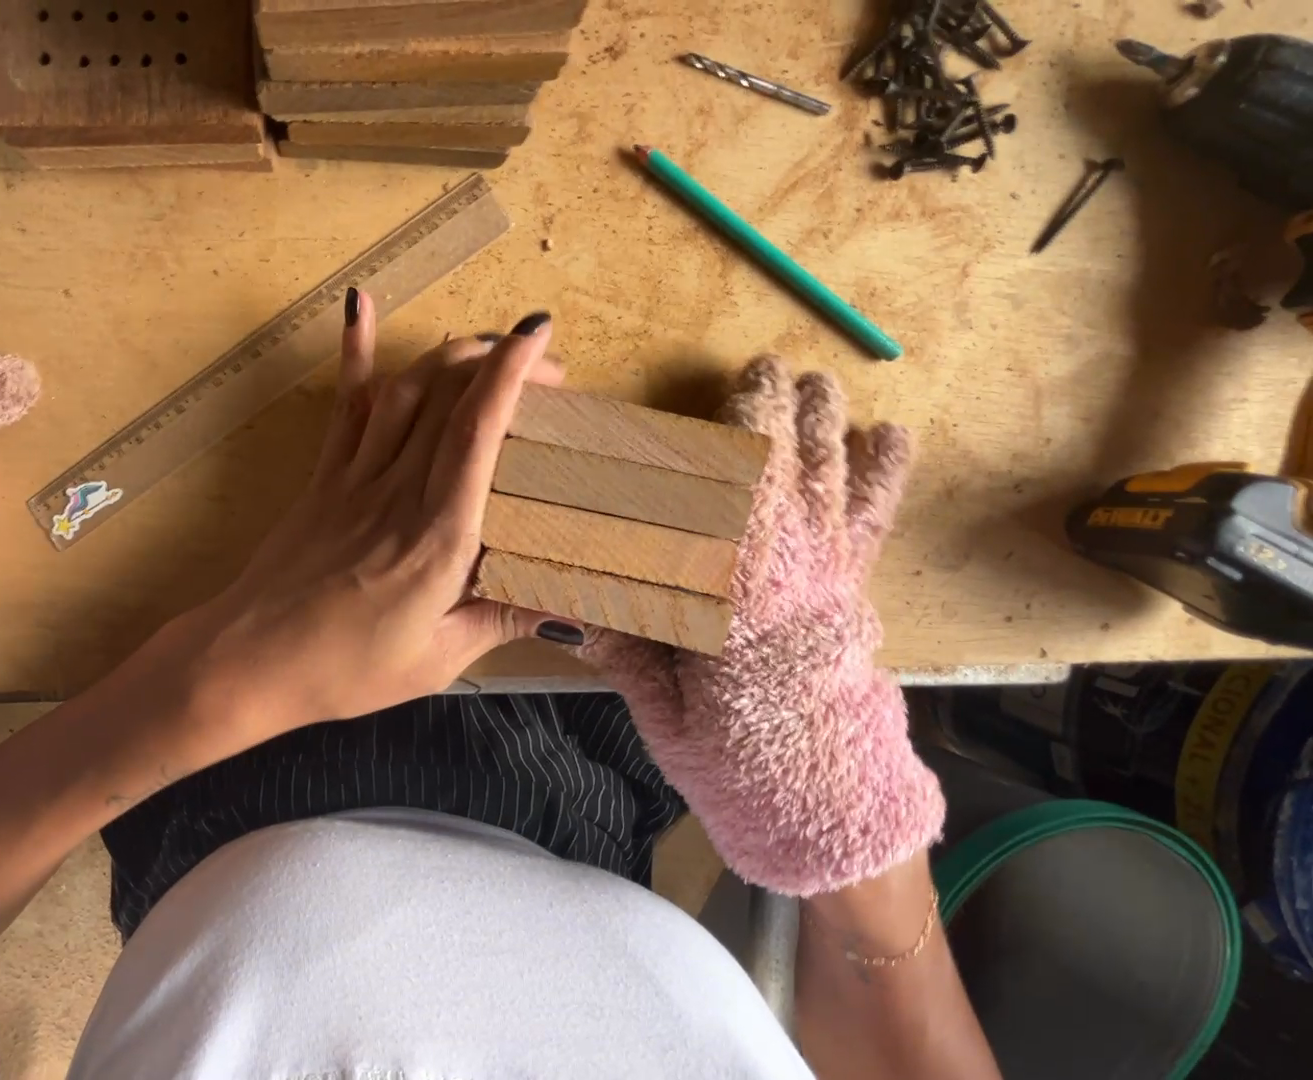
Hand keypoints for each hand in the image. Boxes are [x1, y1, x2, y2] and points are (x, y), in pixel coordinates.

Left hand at [174, 296, 563, 730]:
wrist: (249, 661)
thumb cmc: (345, 670)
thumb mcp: (437, 660)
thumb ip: (501, 620)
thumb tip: (570, 612)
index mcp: (438, 535)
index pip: (476, 431)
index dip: (510, 374)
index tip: (538, 335)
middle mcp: (397, 491)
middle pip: (447, 394)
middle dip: (497, 356)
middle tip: (537, 354)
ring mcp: (353, 477)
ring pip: (403, 389)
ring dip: (447, 353)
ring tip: (484, 345)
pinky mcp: (322, 478)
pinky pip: (345, 406)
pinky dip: (355, 354)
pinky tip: (360, 305)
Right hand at [580, 357, 944, 895]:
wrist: (830, 815)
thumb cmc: (738, 769)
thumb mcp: (665, 717)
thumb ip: (628, 652)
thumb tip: (566, 605)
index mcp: (740, 612)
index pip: (728, 514)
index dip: (725, 450)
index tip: (712, 401)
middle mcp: (793, 585)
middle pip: (783, 487)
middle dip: (776, 423)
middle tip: (765, 367)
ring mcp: (832, 586)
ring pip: (831, 494)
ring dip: (826, 434)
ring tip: (821, 384)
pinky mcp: (856, 596)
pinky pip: (870, 526)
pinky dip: (880, 479)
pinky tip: (889, 437)